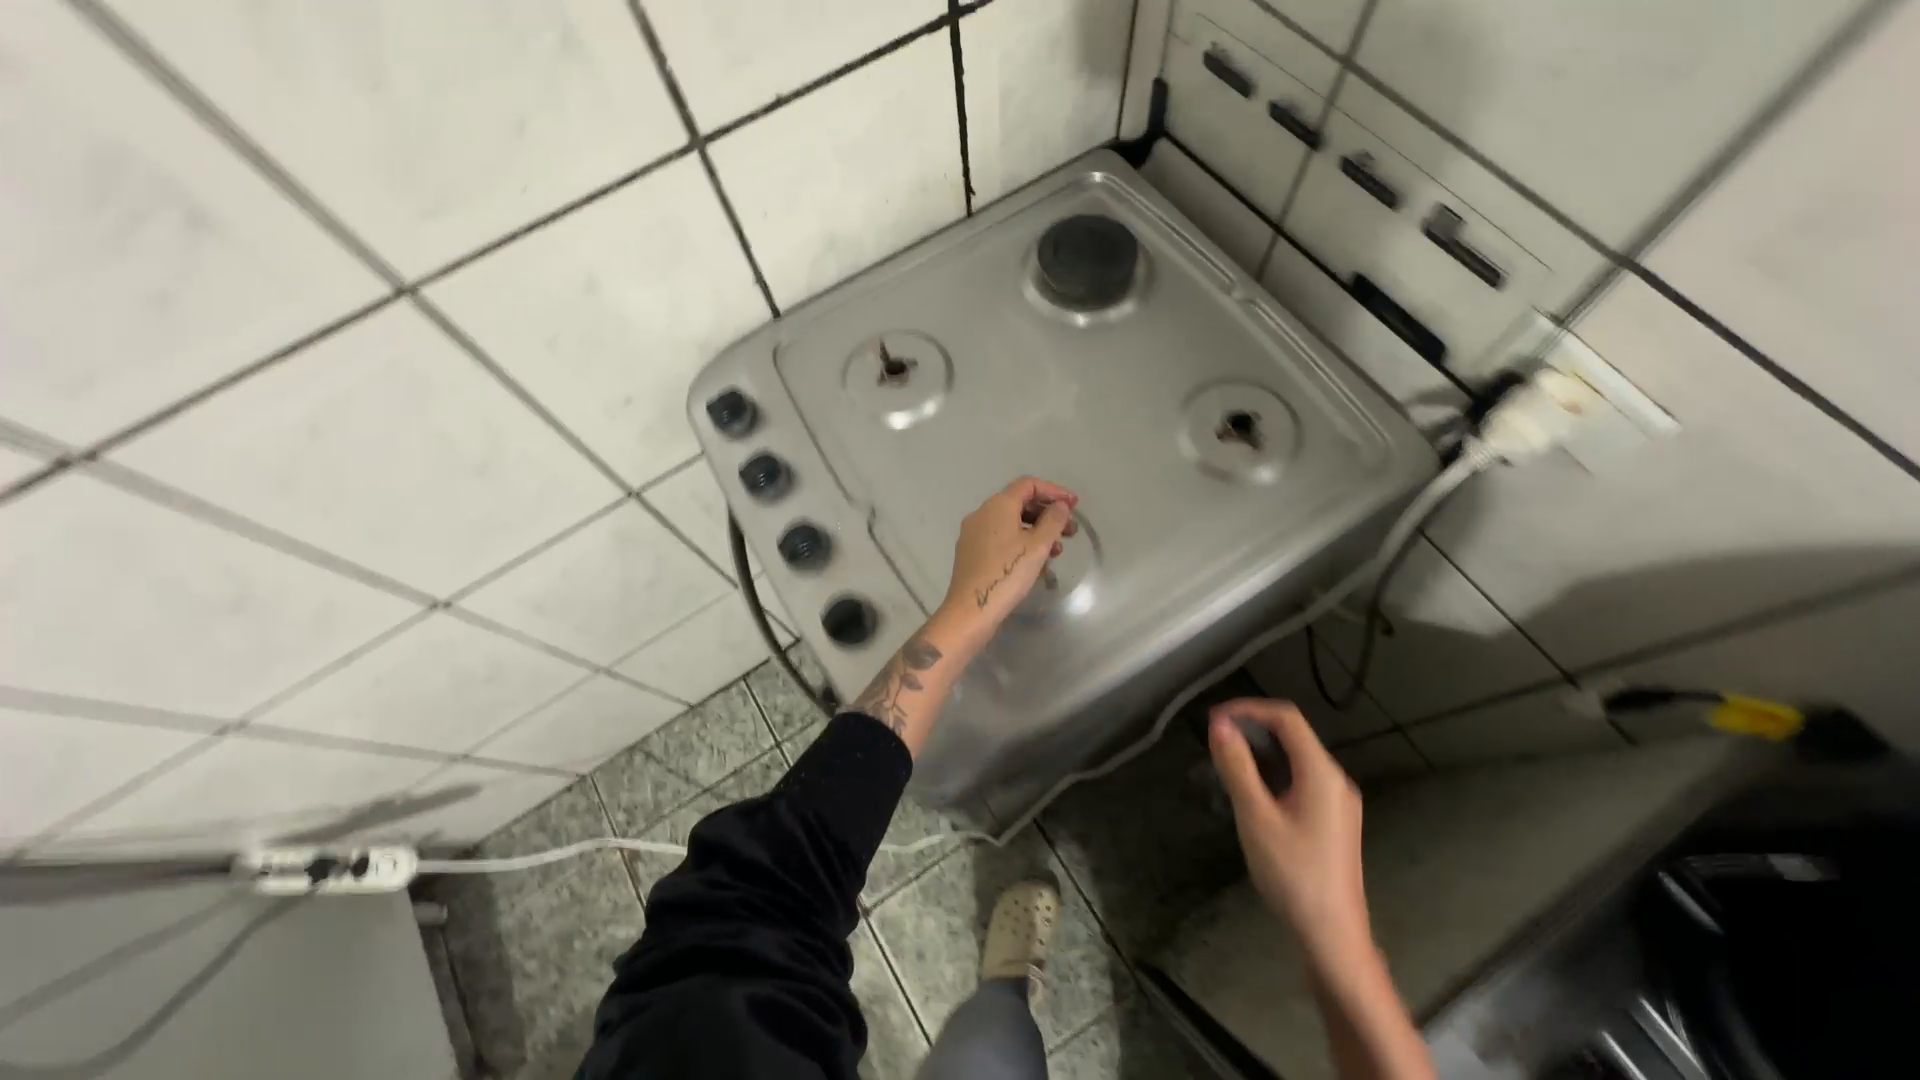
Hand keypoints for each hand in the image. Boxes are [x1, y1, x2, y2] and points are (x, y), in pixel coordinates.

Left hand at [937, 476, 1078, 635]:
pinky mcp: (971, 552)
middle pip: (1020, 503)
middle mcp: (982, 513)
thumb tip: (1059, 505)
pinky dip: (1021, 542)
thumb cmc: (1007, 573)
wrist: (971, 610)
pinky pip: (1001, 538)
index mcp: (997, 505)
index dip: (1054, 491)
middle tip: (1070, 531)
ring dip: (1037, 531)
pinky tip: (1036, 562)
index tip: (1074, 505)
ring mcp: (973, 533)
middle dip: (1048, 514)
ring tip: (1057, 552)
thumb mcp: (1038, 546)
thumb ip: (1053, 521)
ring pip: (1011, 523)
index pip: (1028, 485)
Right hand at [1209, 699, 1371, 966]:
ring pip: (1294, 760)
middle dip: (1251, 731)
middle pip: (1292, 737)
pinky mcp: (1331, 821)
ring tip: (1225, 767)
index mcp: (1322, 773)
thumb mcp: (1256, 817)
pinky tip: (1249, 795)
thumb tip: (1218, 724)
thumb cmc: (1292, 873)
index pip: (1287, 719)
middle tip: (1213, 744)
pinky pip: (1299, 781)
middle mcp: (1334, 780)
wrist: (1331, 933)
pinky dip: (1272, 775)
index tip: (1213, 719)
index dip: (1249, 709)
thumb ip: (1237, 767)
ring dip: (1260, 755)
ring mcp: (1336, 802)